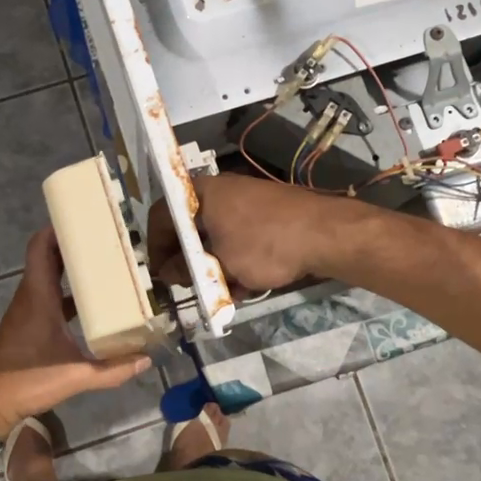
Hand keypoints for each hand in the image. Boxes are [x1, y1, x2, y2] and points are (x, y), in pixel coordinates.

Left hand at [0, 229, 152, 435]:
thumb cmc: (27, 380)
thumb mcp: (75, 376)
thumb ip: (113, 370)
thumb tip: (146, 360)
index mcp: (38, 296)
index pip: (41, 248)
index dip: (57, 228)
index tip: (83, 218)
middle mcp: (31, 296)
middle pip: (48, 257)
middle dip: (73, 244)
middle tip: (104, 239)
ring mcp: (28, 309)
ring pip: (48, 276)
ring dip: (70, 267)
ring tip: (104, 264)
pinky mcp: (28, 323)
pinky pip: (48, 295)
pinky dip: (66, 291)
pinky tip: (91, 302)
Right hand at [147, 172, 361, 292]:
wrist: (324, 234)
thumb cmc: (264, 245)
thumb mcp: (219, 264)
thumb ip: (187, 268)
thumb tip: (168, 272)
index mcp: (201, 192)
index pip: (161, 215)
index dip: (156, 247)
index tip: (161, 275)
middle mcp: (221, 189)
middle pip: (190, 225)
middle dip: (188, 259)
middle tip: (189, 285)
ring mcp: (246, 199)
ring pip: (216, 234)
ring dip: (214, 263)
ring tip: (222, 290)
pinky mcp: (267, 212)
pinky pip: (240, 235)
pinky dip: (236, 258)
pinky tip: (246, 283)